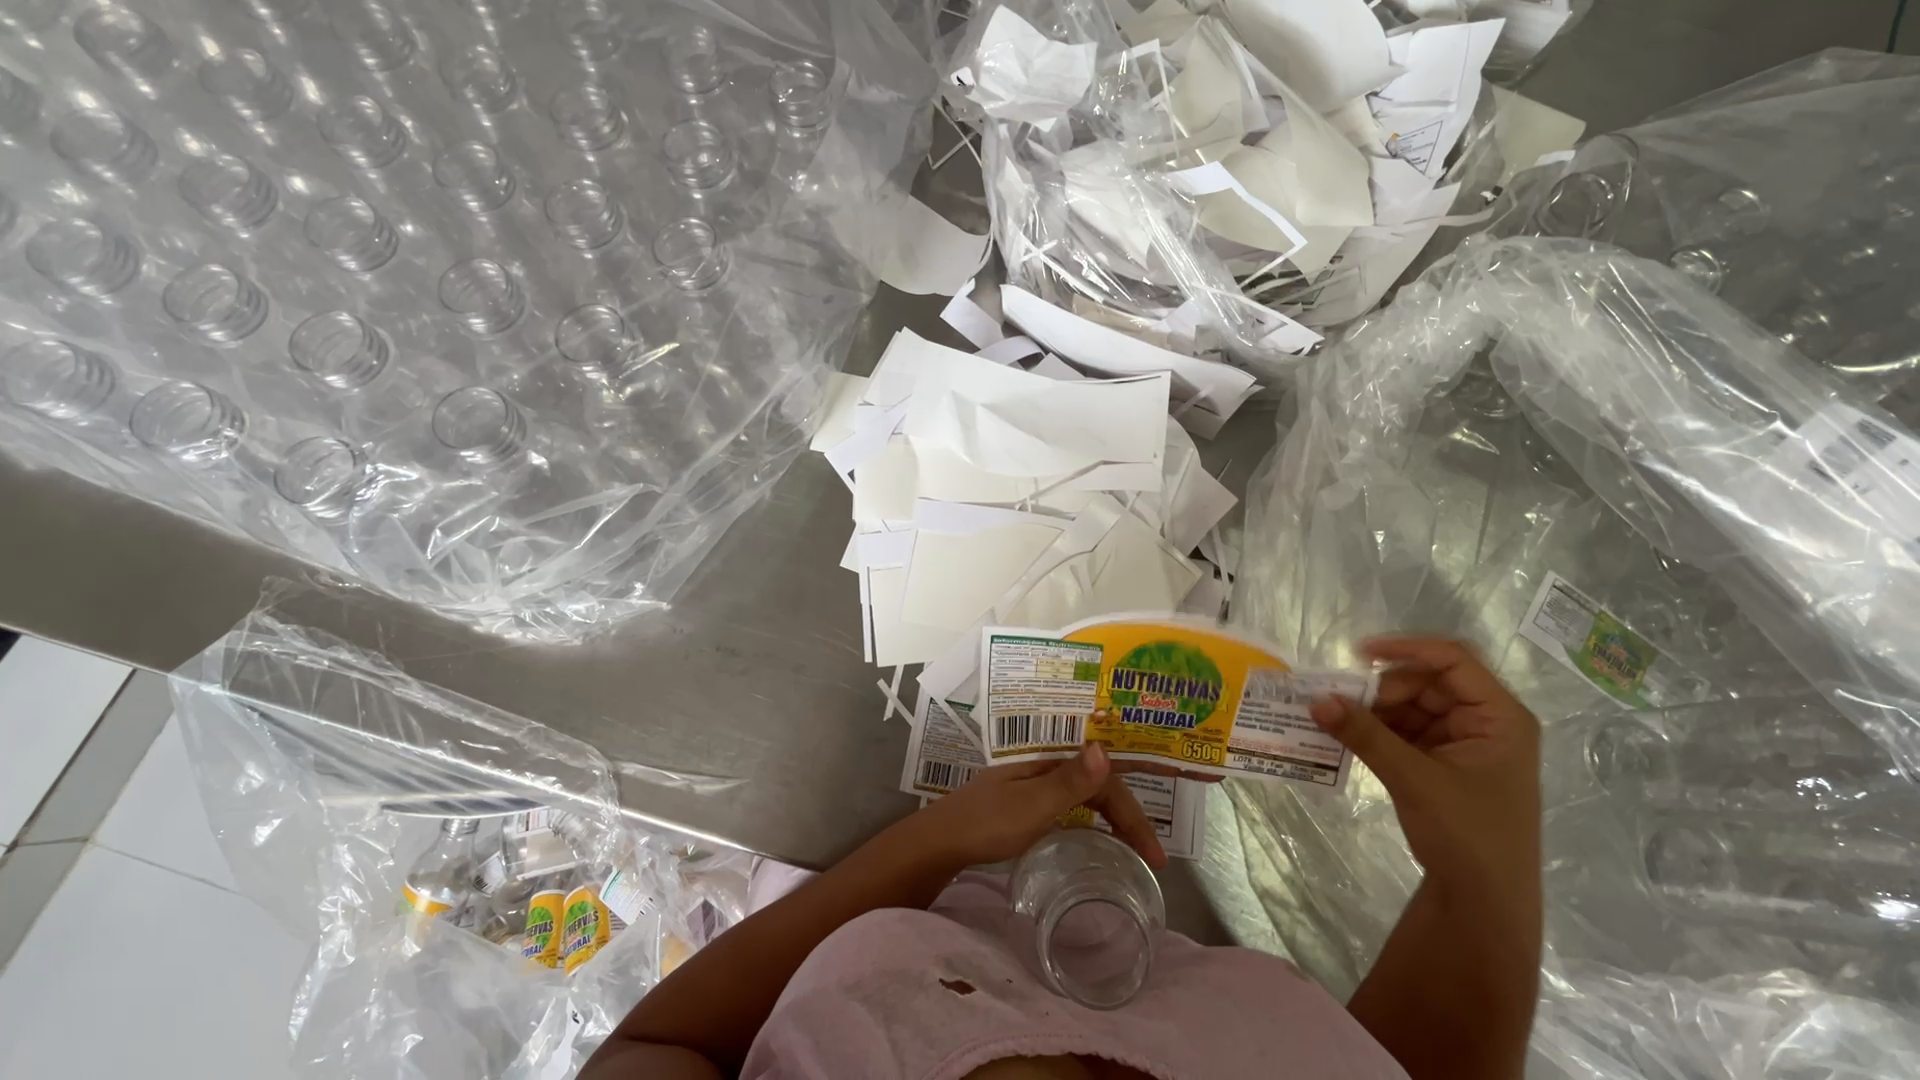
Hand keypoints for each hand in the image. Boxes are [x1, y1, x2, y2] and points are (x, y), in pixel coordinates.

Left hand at [908, 743, 1168, 869]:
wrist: (941, 844)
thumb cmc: (986, 823)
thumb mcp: (1032, 806)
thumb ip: (1069, 782)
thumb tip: (1104, 749)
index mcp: (1048, 757)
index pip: (1105, 778)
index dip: (1133, 812)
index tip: (1154, 853)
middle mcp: (1046, 763)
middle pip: (1099, 782)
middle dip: (1129, 815)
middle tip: (1152, 857)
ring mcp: (1036, 782)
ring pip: (1087, 794)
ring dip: (1114, 817)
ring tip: (1136, 849)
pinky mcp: (1027, 802)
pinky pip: (1072, 805)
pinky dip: (1092, 821)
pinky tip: (1101, 840)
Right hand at [1309, 637, 1540, 905]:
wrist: (1485, 904)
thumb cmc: (1467, 834)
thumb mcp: (1413, 779)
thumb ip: (1365, 735)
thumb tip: (1316, 700)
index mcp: (1499, 717)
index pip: (1453, 660)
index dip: (1406, 648)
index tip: (1357, 654)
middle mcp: (1486, 723)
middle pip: (1428, 684)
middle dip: (1382, 688)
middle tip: (1337, 698)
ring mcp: (1466, 745)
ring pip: (1413, 708)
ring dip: (1375, 711)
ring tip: (1334, 718)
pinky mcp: (1446, 766)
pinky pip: (1408, 734)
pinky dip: (1379, 733)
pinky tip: (1348, 737)